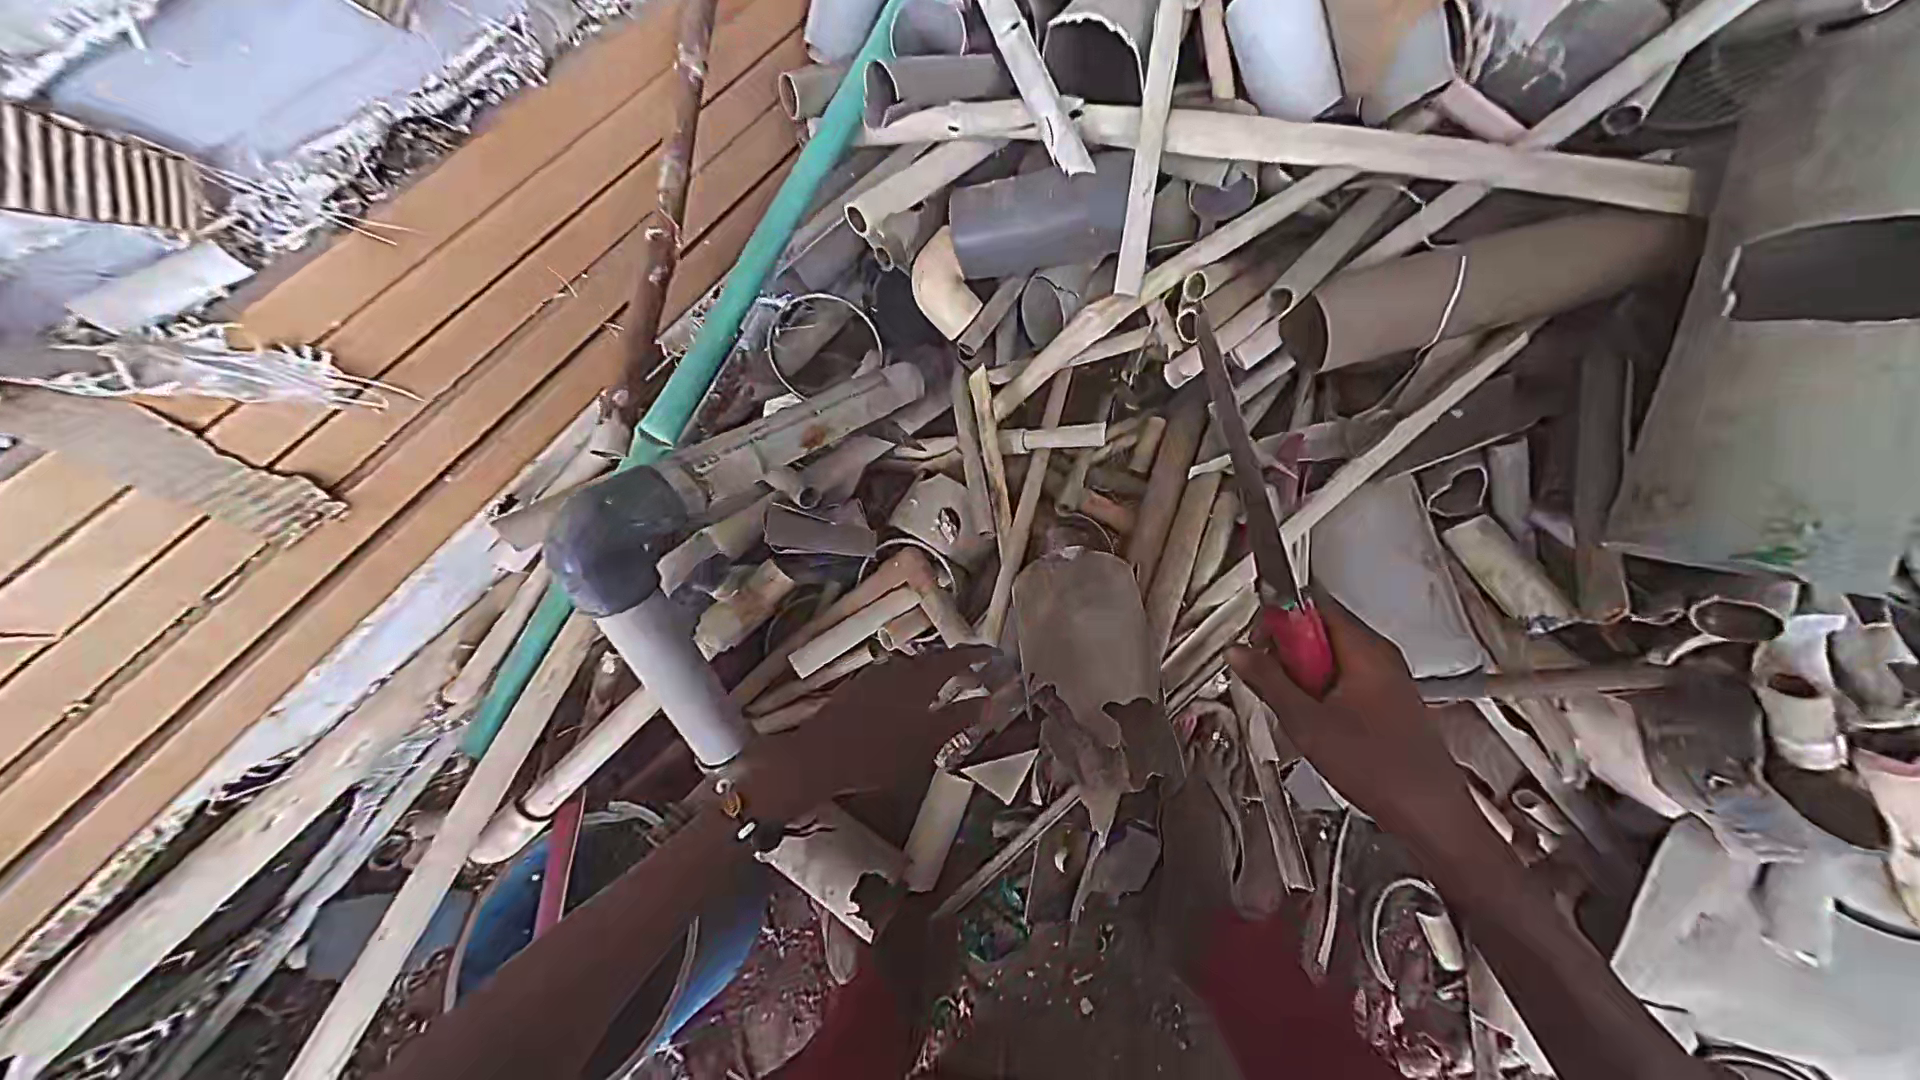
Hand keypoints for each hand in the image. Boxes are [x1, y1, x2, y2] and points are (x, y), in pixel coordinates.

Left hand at [736, 645, 997, 822]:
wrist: (819, 758)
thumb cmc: (878, 753)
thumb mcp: (928, 742)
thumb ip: (960, 719)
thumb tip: (987, 703)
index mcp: (920, 676)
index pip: (958, 656)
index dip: (979, 654)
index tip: (994, 655)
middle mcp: (898, 668)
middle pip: (935, 660)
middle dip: (958, 667)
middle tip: (975, 677)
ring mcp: (876, 676)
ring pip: (914, 670)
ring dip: (933, 677)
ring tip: (946, 695)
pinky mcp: (859, 689)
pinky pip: (895, 680)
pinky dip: (911, 687)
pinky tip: (911, 708)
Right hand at [1227, 592, 1480, 846]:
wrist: (1428, 815)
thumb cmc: (1381, 769)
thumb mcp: (1305, 721)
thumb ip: (1267, 680)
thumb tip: (1240, 653)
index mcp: (1365, 649)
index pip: (1311, 605)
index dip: (1277, 619)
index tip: (1259, 643)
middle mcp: (1379, 656)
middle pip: (1317, 629)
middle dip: (1286, 651)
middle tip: (1273, 680)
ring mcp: (1384, 677)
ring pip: (1326, 655)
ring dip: (1300, 673)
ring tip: (1295, 706)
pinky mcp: (1382, 699)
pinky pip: (1339, 676)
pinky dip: (1318, 690)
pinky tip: (1314, 720)